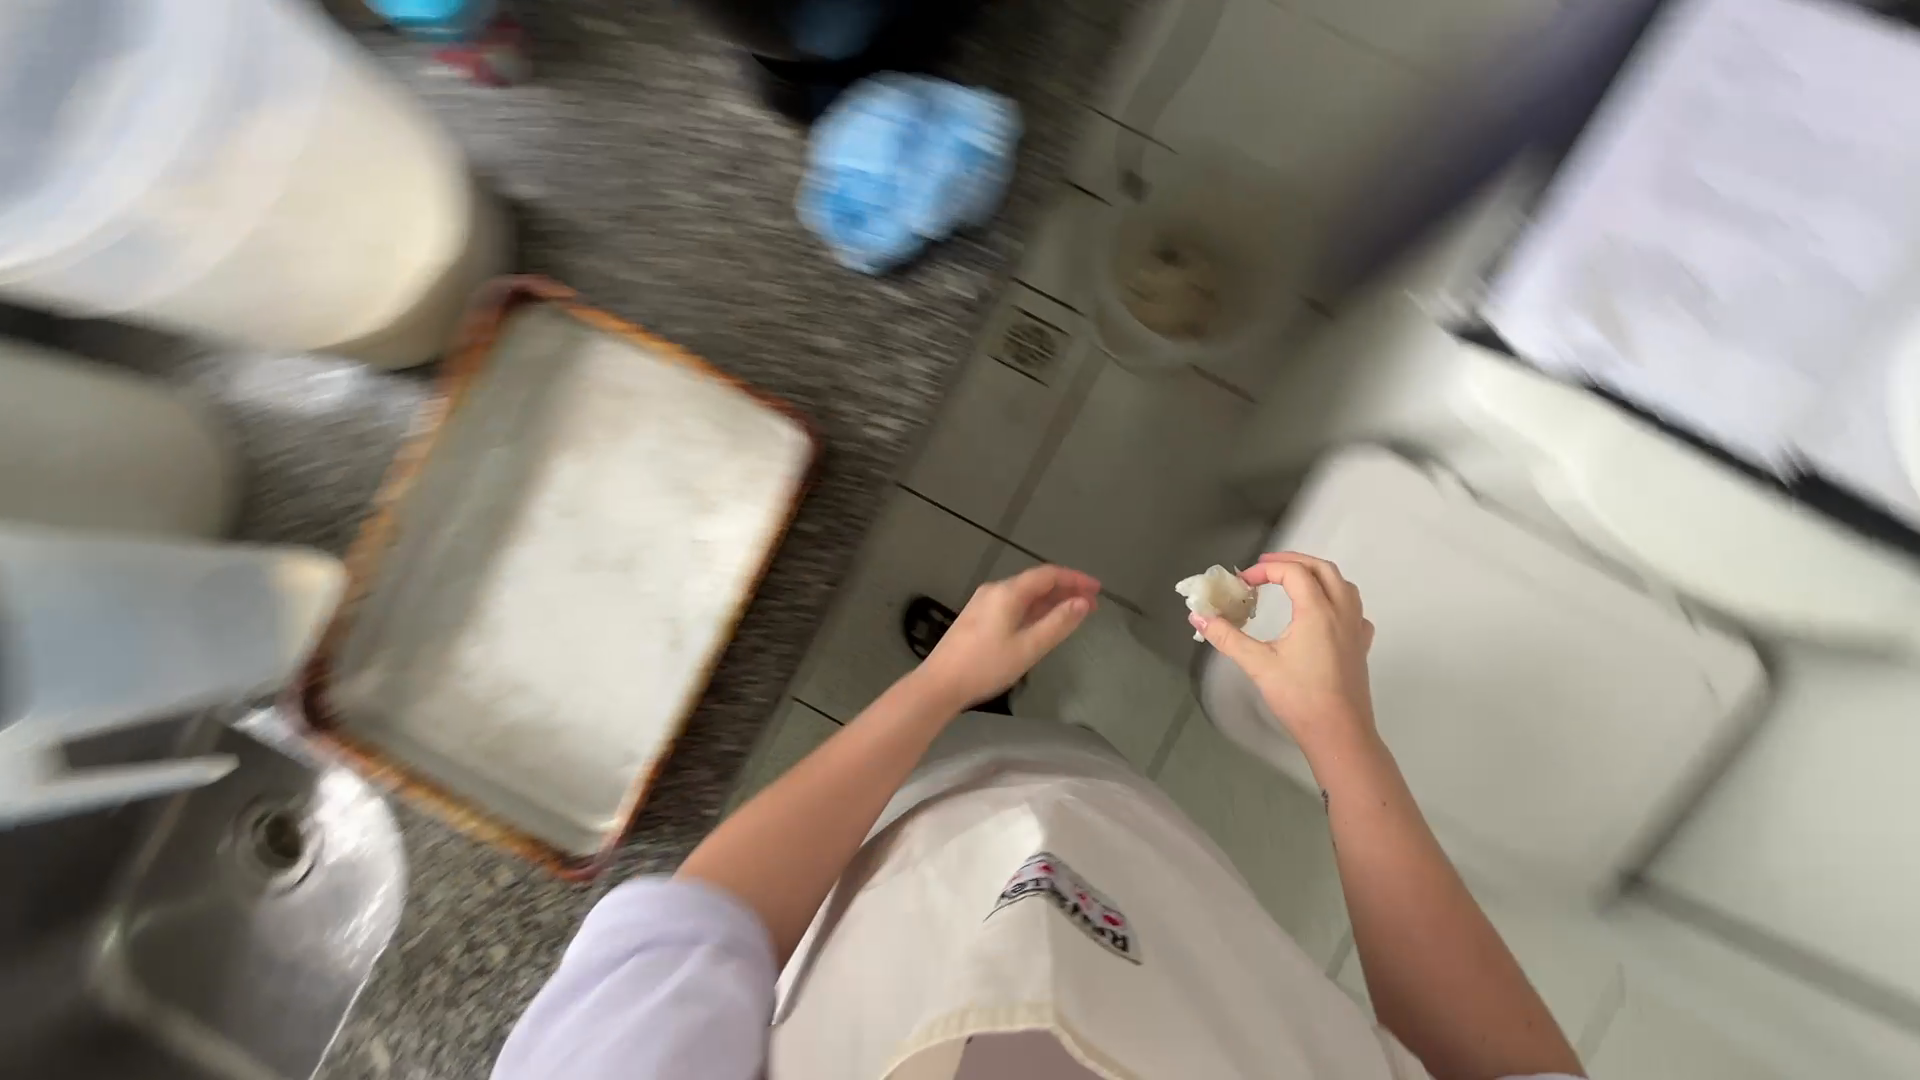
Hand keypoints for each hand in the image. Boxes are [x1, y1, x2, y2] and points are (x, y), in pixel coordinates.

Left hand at [914, 565, 1099, 710]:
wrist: (940, 684)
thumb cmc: (986, 666)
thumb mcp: (1029, 647)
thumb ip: (1058, 623)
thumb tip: (1082, 603)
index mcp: (1008, 592)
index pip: (1048, 574)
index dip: (1075, 579)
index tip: (1097, 589)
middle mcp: (994, 590)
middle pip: (1036, 582)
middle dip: (1065, 590)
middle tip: (1091, 604)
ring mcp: (983, 603)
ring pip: (1024, 594)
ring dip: (1050, 601)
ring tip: (1073, 614)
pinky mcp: (977, 617)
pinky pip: (1013, 604)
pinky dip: (1034, 609)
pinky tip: (1043, 623)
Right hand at [1189, 552, 1376, 756]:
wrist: (1339, 732)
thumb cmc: (1299, 697)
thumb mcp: (1257, 664)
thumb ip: (1226, 636)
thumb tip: (1199, 618)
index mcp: (1317, 611)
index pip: (1293, 572)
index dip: (1265, 570)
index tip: (1244, 583)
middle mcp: (1341, 612)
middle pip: (1322, 569)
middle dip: (1293, 561)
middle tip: (1266, 566)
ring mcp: (1356, 628)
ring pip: (1343, 585)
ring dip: (1317, 574)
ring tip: (1293, 581)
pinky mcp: (1361, 645)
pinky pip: (1354, 609)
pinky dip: (1336, 598)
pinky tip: (1324, 613)